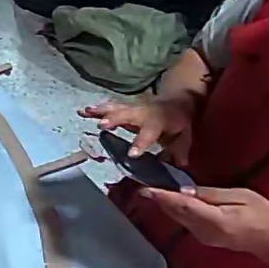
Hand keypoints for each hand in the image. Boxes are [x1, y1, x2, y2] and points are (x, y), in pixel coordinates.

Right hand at [79, 94, 197, 163]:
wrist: (177, 100)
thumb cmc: (179, 122)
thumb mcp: (185, 136)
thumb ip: (180, 150)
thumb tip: (179, 166)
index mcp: (159, 122)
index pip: (149, 133)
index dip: (141, 143)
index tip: (131, 154)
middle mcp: (144, 113)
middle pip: (128, 115)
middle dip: (115, 119)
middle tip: (102, 125)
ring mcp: (133, 108)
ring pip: (116, 108)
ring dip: (101, 111)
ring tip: (86, 112)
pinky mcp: (126, 106)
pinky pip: (110, 107)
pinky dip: (97, 109)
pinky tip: (83, 110)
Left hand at [141, 186, 268, 257]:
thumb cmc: (261, 214)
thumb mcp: (240, 196)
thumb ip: (211, 194)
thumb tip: (185, 191)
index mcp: (215, 220)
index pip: (183, 206)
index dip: (163, 197)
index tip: (146, 189)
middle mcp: (204, 231)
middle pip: (175, 213)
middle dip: (157, 199)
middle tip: (141, 185)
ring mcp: (202, 237)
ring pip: (177, 218)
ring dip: (164, 204)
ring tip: (150, 190)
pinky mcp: (203, 237)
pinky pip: (183, 221)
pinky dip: (174, 210)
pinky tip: (168, 200)